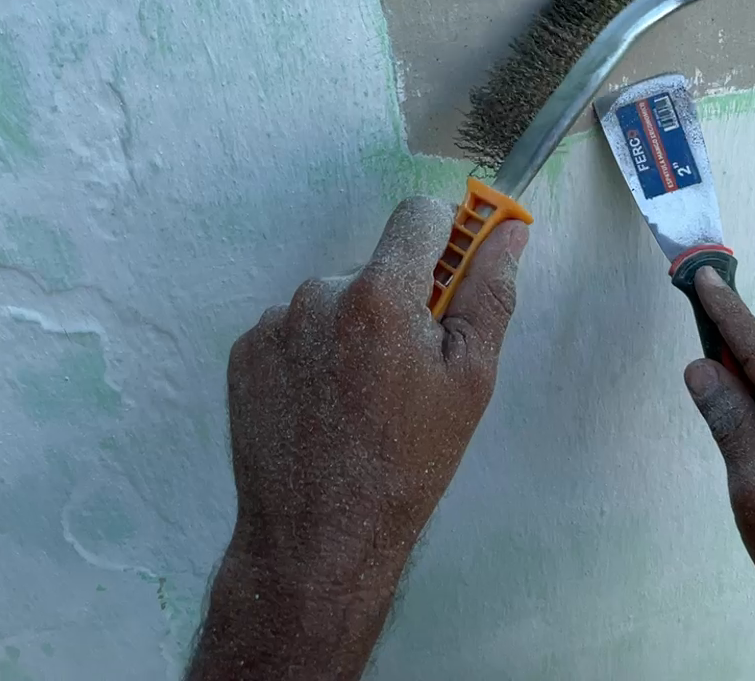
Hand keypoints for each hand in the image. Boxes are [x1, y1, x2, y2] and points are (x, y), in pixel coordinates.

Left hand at [188, 197, 527, 680]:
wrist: (317, 540)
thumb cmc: (411, 460)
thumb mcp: (471, 378)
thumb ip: (490, 291)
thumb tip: (510, 228)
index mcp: (380, 293)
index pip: (419, 214)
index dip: (444, 236)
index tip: (448, 276)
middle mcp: (320, 291)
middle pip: (378, 264)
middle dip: (399, 297)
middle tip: (406, 366)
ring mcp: (274, 320)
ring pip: (336, 296)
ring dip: (354, 324)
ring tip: (360, 392)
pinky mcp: (244, 349)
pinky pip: (294, 325)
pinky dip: (314, 348)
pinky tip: (321, 400)